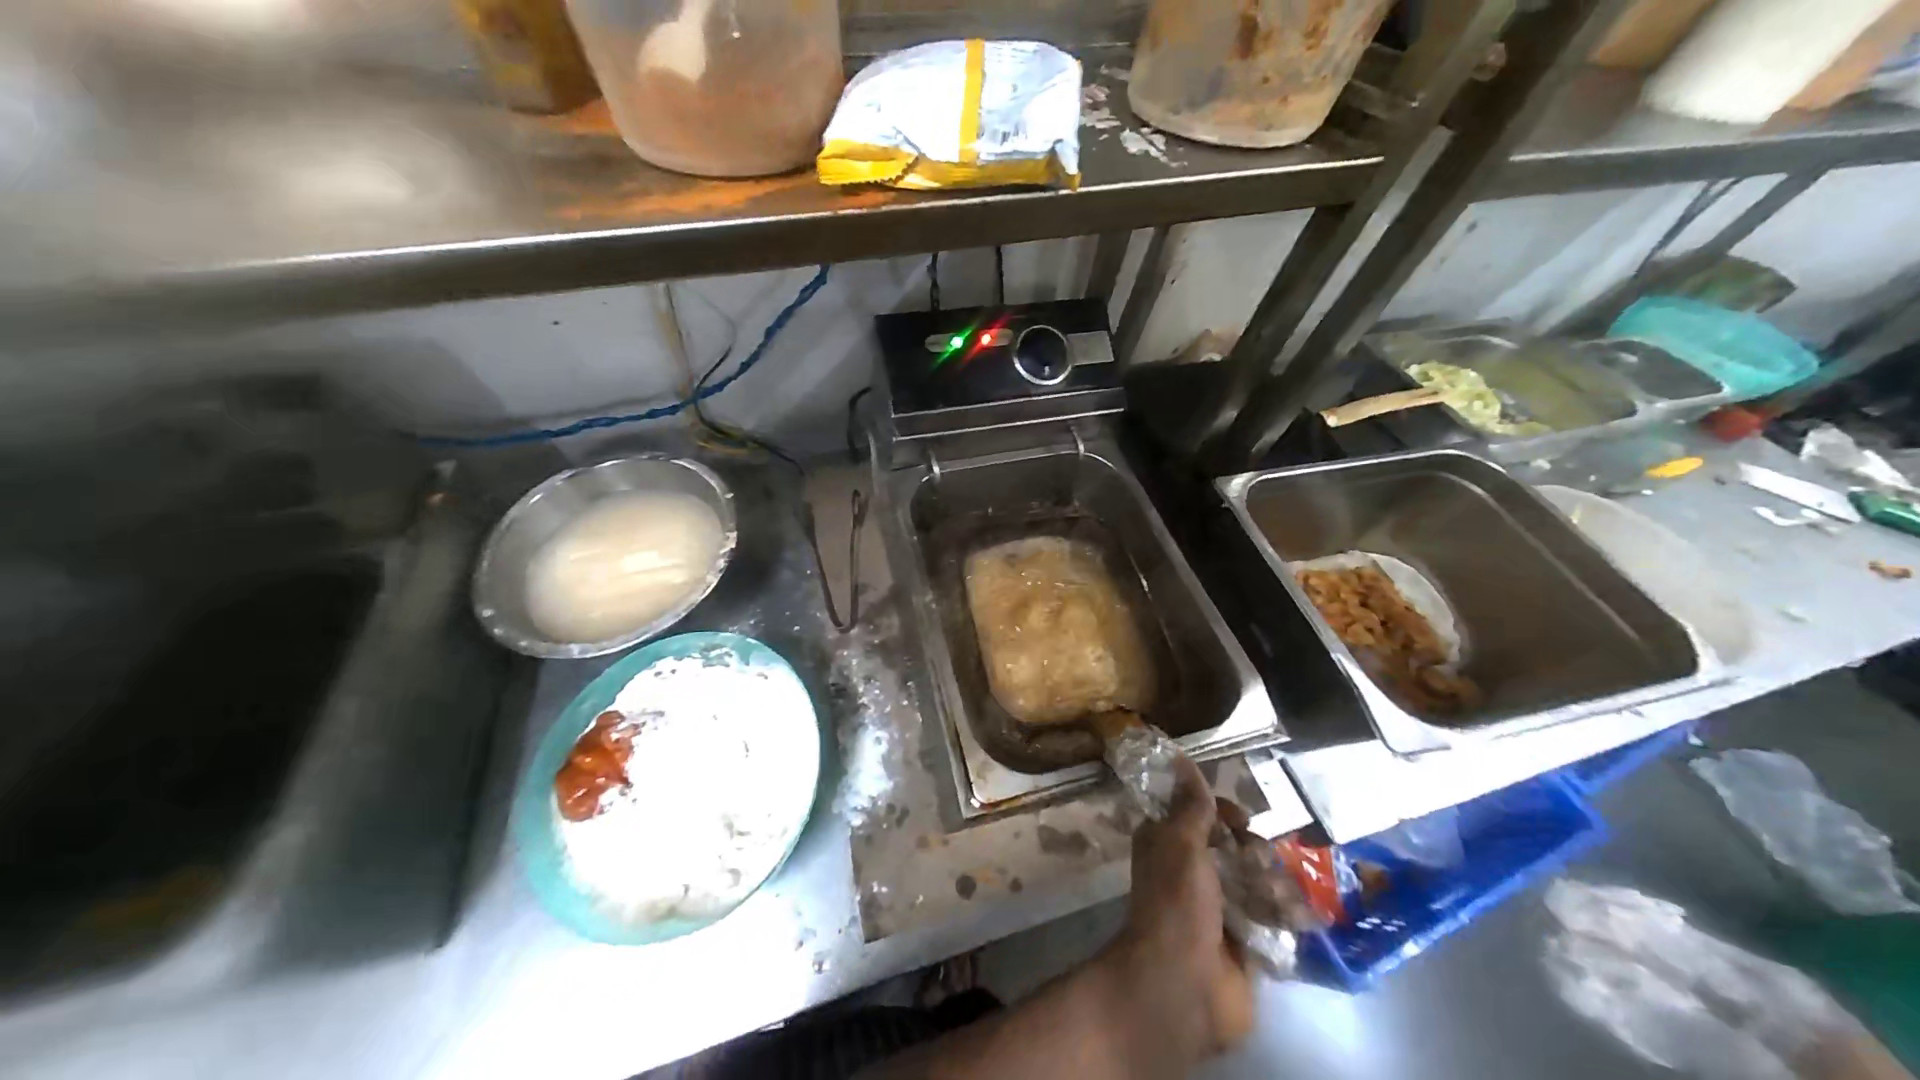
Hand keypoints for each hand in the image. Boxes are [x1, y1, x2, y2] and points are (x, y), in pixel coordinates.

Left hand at [1097, 755, 1254, 1075]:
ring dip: (1272, 883)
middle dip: (1254, 850)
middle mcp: (1192, 872)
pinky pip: (1271, 917)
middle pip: (1235, 845)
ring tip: (1275, 897)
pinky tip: (1293, 917)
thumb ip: (1188, 804)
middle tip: (1258, 861)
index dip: (1222, 812)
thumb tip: (1178, 756)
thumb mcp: (1180, 843)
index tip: (1240, 819)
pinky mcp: (1245, 941)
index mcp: (1168, 844)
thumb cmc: (1176, 904)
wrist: (1182, 985)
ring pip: (1257, 879)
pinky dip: (1283, 915)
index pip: (1200, 813)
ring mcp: (1219, 908)